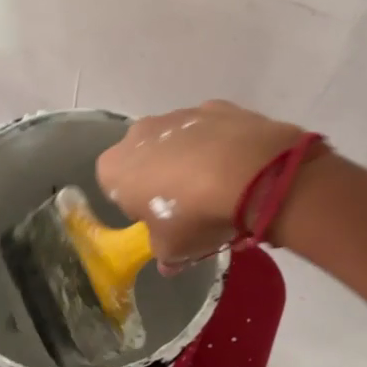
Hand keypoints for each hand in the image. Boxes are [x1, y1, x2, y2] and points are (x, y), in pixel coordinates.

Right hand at [96, 100, 304, 264]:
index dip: (137, 206)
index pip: (115, 188)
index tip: (161, 221)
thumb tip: (167, 260)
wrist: (252, 172)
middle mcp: (138, 133)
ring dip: (190, 159)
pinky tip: (238, 166)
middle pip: (144, 159)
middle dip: (161, 177)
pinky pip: (209, 131)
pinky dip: (219, 145)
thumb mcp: (174, 250)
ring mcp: (177, 114)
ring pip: (176, 141)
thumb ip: (163, 253)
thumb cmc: (196, 215)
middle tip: (189, 205)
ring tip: (220, 187)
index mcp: (115, 168)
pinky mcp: (214, 106)